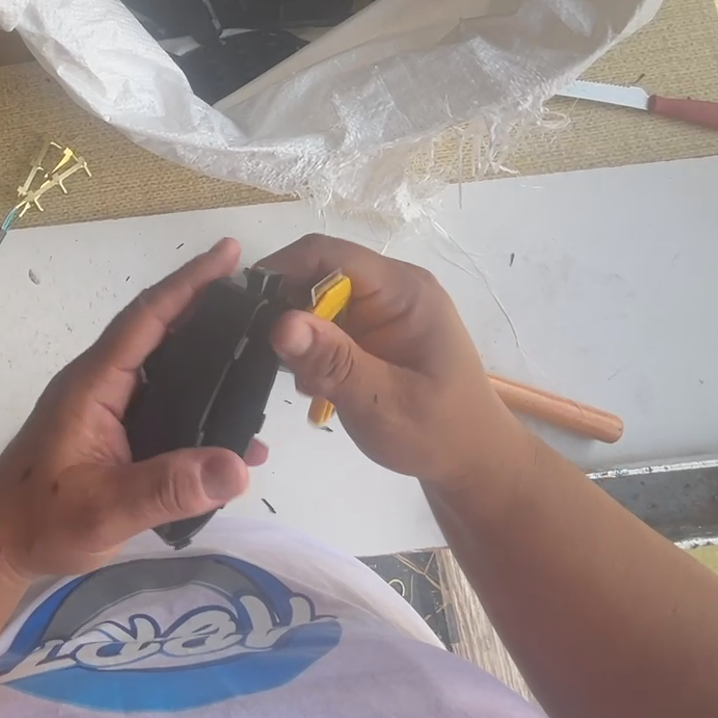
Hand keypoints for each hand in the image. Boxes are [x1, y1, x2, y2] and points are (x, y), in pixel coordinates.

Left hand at [0, 238, 267, 582]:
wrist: (0, 542)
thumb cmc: (40, 519)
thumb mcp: (105, 508)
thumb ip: (167, 489)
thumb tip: (238, 465)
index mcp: (95, 383)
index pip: (147, 318)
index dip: (189, 283)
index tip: (229, 253)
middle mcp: (103, 383)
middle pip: (160, 331)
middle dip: (208, 307)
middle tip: (259, 298)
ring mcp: (109, 407)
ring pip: (166, 367)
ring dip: (209, 356)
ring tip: (257, 354)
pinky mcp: (115, 431)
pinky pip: (165, 403)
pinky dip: (200, 404)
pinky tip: (236, 428)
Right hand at [256, 234, 530, 490]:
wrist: (472, 463)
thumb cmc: (437, 433)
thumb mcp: (381, 403)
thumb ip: (333, 362)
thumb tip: (281, 323)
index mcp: (402, 290)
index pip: (326, 254)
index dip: (280, 270)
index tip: (245, 307)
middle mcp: (390, 287)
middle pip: (316, 273)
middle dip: (287, 311)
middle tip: (276, 358)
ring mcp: (381, 308)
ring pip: (315, 299)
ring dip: (299, 337)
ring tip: (304, 381)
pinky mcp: (371, 329)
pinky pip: (325, 322)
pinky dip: (311, 349)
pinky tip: (317, 384)